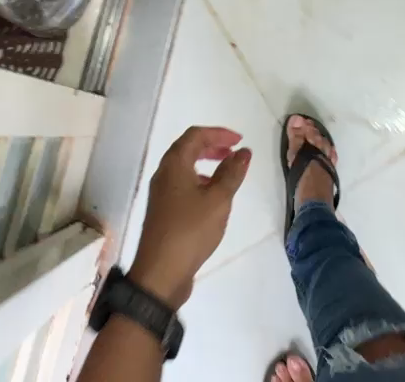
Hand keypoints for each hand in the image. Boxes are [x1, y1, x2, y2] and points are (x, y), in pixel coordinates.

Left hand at [129, 125, 250, 308]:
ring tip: (226, 173)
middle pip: (187, 148)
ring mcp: (161, 191)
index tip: (240, 140)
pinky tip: (212, 198)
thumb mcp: (218, 201)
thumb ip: (231, 174)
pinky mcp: (163, 209)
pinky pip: (182, 183)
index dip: (218, 133)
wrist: (160, 271)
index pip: (195, 135)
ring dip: (206, 163)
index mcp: (174, 163)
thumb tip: (244, 152)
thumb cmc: (190, 230)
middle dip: (212, 146)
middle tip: (234, 152)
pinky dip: (199, 180)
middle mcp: (163, 172)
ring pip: (184, 166)